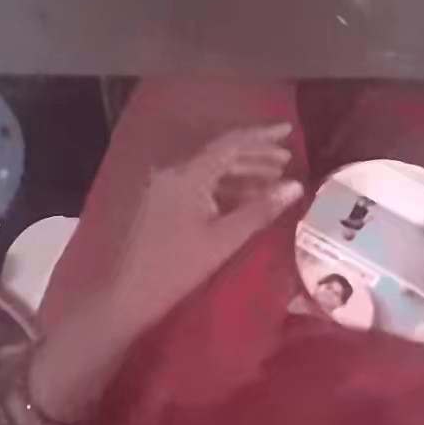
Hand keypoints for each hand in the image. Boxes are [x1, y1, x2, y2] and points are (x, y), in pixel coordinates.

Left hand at [108, 124, 303, 328]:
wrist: (129, 294)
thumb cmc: (177, 268)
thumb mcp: (223, 239)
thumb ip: (259, 210)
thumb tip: (294, 187)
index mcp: (187, 175)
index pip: (230, 144)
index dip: (262, 136)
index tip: (288, 131)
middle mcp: (174, 172)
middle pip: (220, 155)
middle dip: (255, 157)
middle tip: (287, 162)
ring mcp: (165, 186)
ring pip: (210, 170)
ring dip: (242, 173)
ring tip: (274, 180)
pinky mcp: (162, 202)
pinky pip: (199, 185)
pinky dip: (224, 189)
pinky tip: (246, 198)